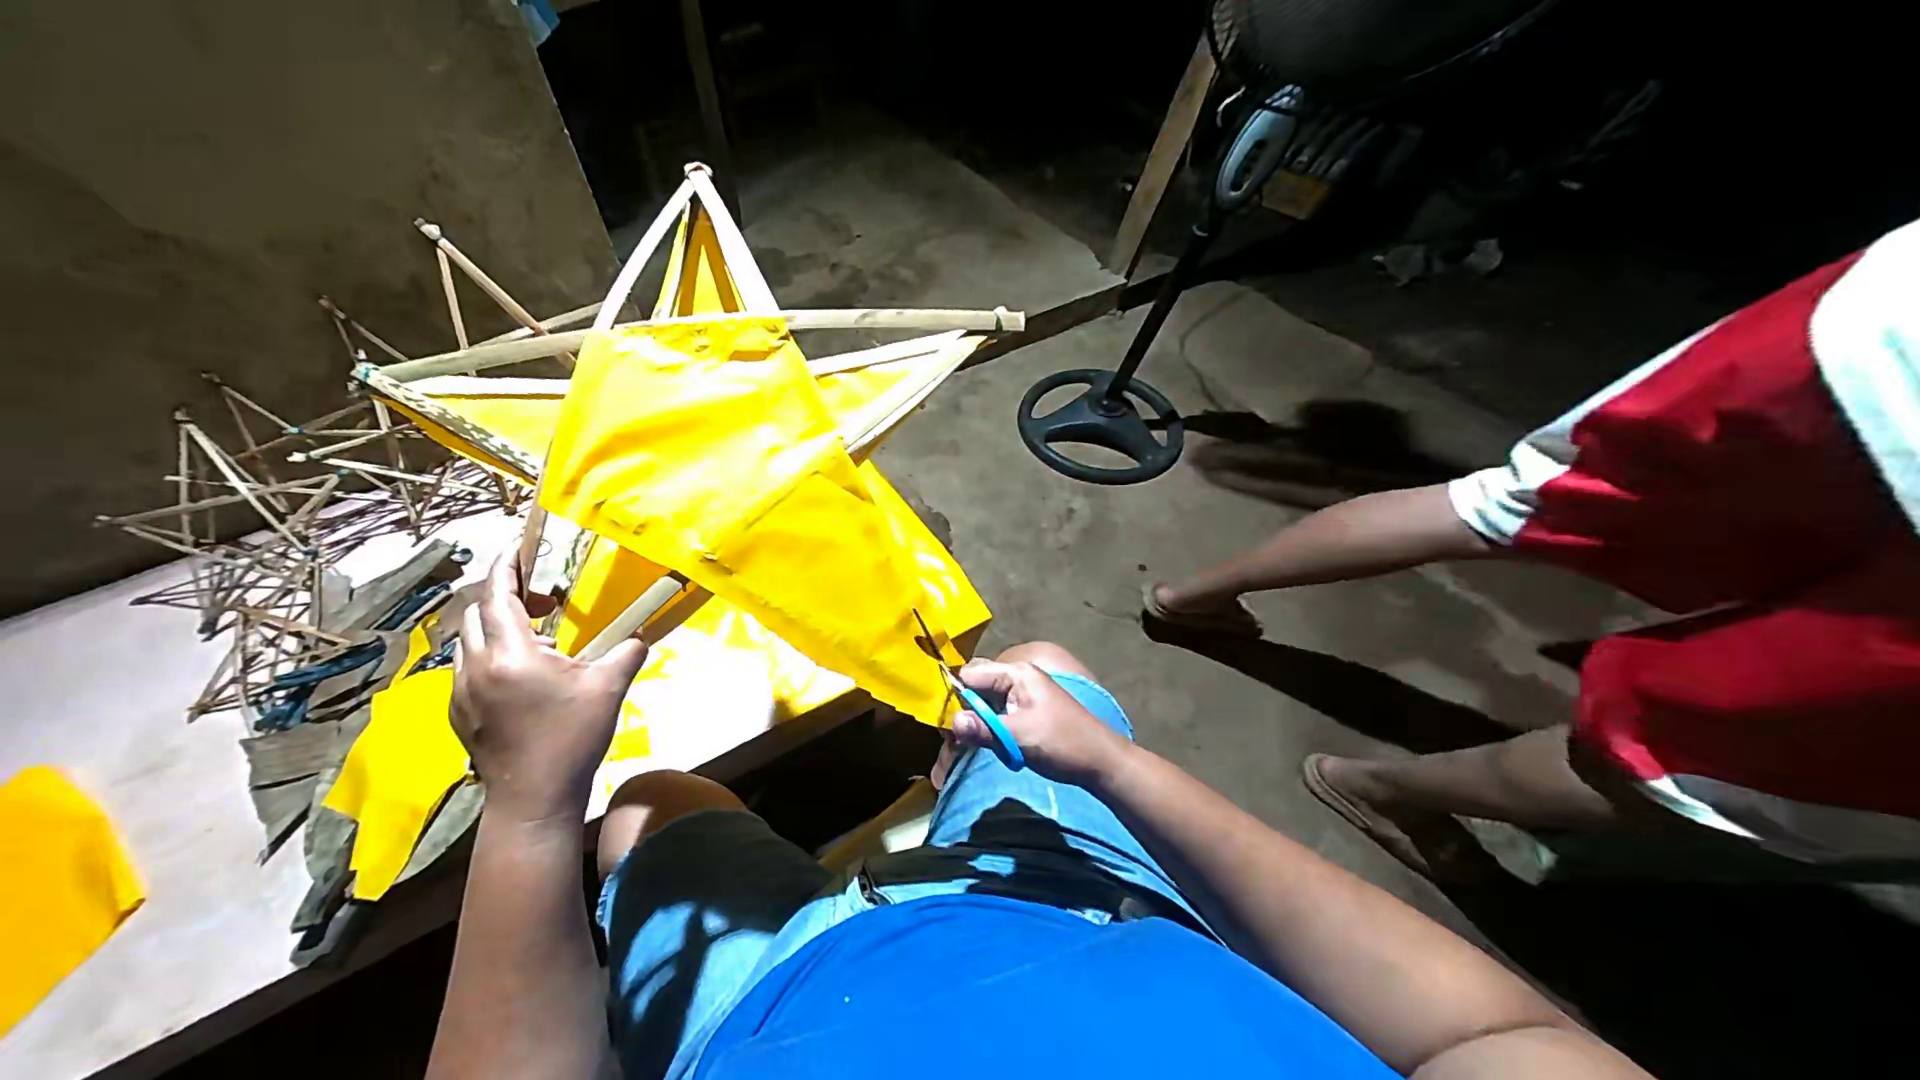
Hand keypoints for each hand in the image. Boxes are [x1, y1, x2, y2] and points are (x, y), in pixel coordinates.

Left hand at [451, 552, 650, 824]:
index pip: (498, 595)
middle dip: (507, 597)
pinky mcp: (458, 712)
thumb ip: (627, 651)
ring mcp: (461, 692)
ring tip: (537, 641)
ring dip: (498, 627)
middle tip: (546, 602)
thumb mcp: (609, 689)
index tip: (518, 549)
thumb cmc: (573, 738)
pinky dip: (490, 655)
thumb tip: (640, 634)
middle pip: (478, 613)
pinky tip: (522, 675)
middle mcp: (476, 667)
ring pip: (469, 640)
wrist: (534, 797)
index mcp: (511, 655)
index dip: (507, 567)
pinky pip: (467, 667)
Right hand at [951, 660, 1133, 787]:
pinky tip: (978, 747)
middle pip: (974, 687)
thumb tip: (952, 721)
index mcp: (1017, 673)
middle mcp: (1016, 678)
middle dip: (961, 712)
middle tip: (953, 740)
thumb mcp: (1020, 736)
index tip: (945, 722)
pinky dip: (984, 730)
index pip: (972, 673)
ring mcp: (1019, 695)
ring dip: (972, 725)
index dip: (955, 695)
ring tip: (962, 749)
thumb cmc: (1063, 743)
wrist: (1100, 762)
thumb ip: (985, 729)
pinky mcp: (1021, 713)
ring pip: (982, 704)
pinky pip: (993, 716)